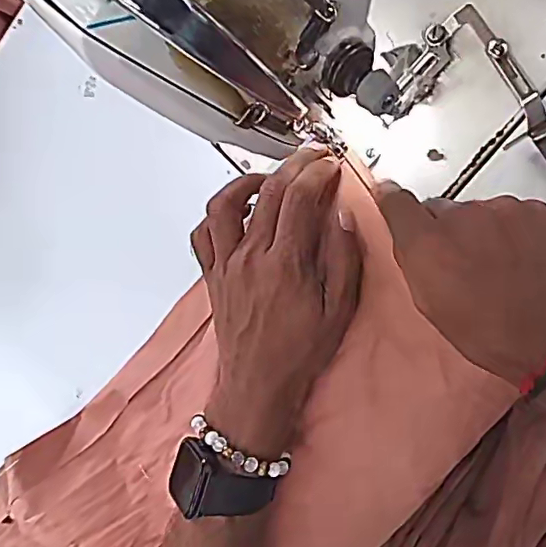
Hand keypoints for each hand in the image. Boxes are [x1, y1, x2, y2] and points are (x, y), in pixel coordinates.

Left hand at [192, 149, 362, 456]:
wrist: (258, 387)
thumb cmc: (299, 354)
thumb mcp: (339, 310)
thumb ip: (343, 259)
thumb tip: (341, 217)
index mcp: (286, 264)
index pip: (299, 198)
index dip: (316, 172)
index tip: (330, 165)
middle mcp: (251, 258)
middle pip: (268, 192)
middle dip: (293, 165)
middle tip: (311, 159)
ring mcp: (227, 265)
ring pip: (224, 205)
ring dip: (246, 181)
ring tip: (269, 178)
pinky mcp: (213, 277)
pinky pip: (202, 235)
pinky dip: (215, 216)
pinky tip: (235, 214)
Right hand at [375, 183, 545, 386]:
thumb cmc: (489, 331)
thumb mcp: (430, 304)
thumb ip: (413, 261)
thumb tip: (407, 240)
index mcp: (425, 244)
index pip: (397, 201)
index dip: (394, 201)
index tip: (392, 196)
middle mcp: (459, 218)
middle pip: (442, 208)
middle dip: (447, 230)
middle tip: (463, 260)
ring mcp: (498, 210)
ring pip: (478, 210)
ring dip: (482, 230)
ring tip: (496, 265)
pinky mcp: (531, 210)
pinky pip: (511, 212)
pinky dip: (512, 229)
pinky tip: (517, 257)